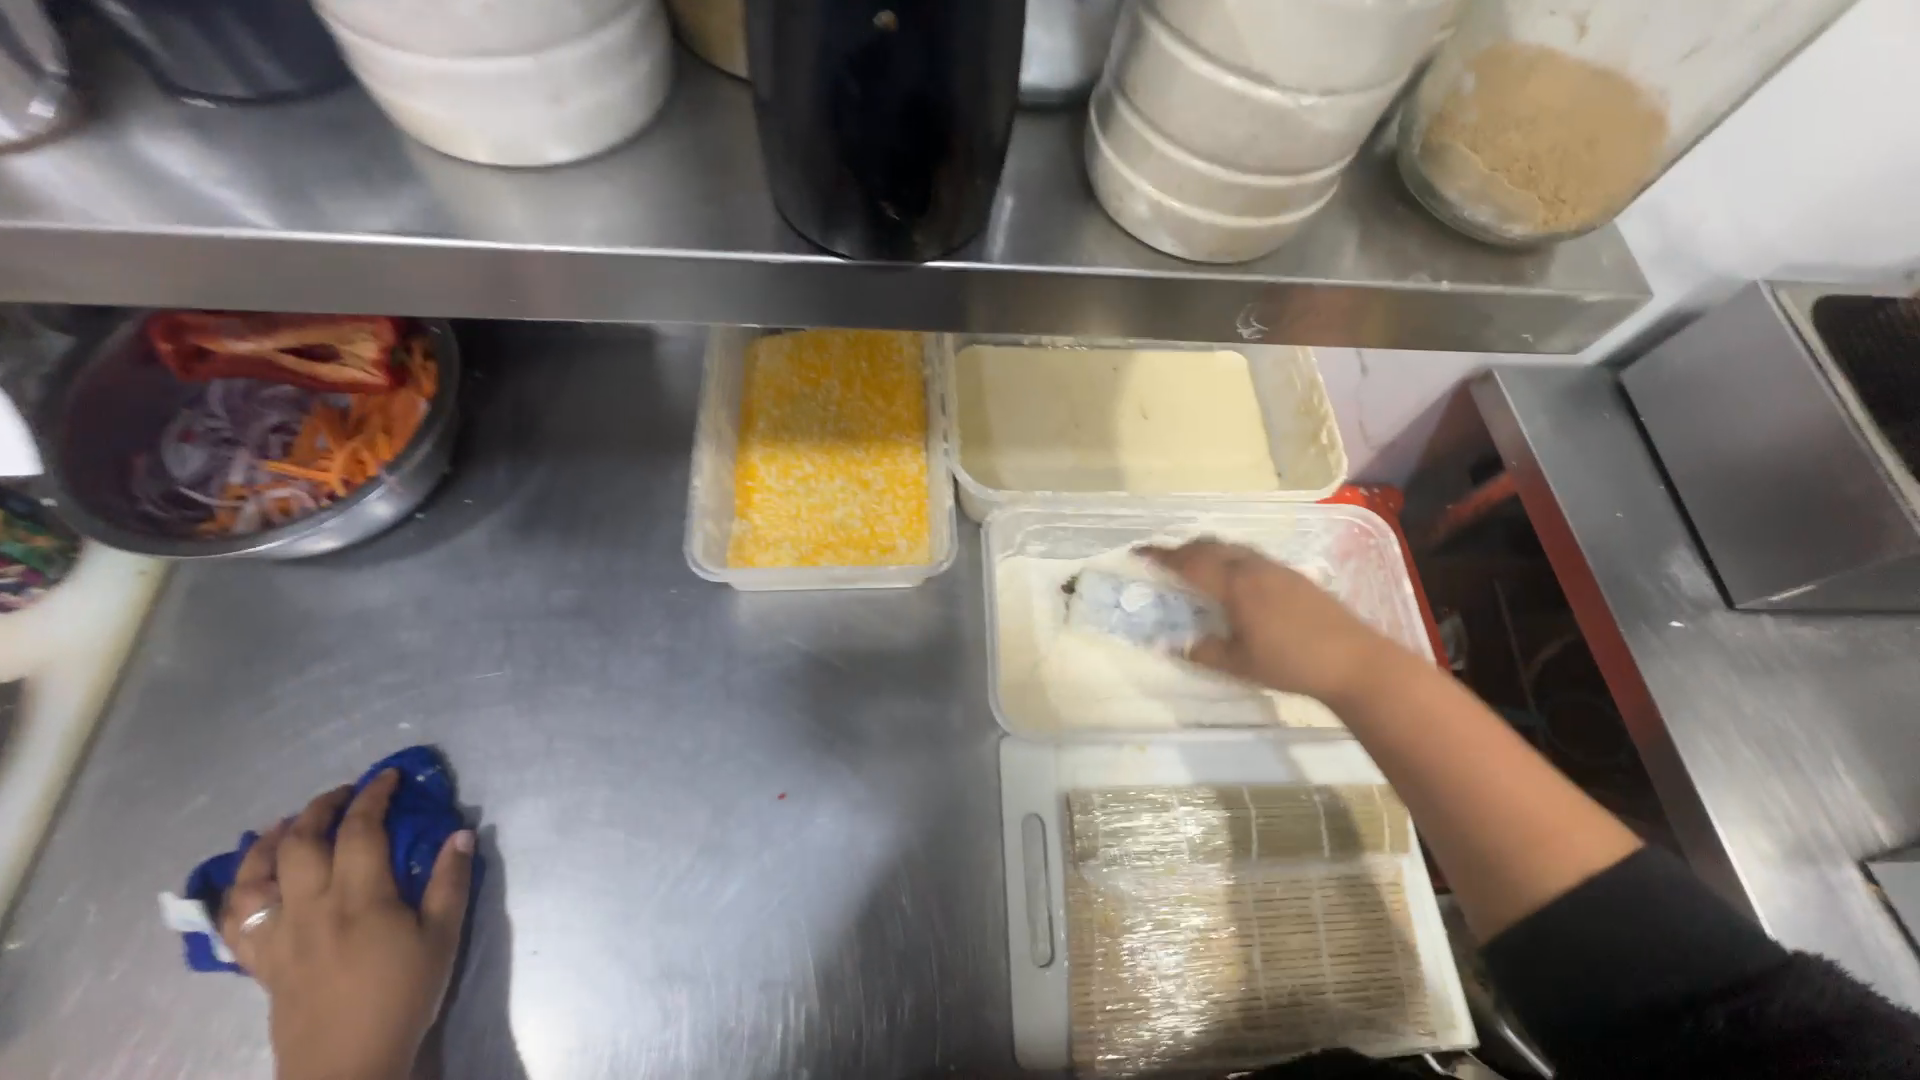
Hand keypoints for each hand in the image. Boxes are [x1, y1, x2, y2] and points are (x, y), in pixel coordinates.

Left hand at [219, 771, 474, 1079]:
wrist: (348, 1065)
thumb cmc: (404, 996)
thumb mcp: (444, 937)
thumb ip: (450, 882)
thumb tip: (460, 833)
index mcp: (360, 898)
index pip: (361, 829)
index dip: (374, 795)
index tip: (389, 776)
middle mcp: (311, 908)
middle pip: (303, 842)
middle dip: (322, 806)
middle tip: (346, 792)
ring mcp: (279, 936)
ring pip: (258, 875)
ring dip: (272, 840)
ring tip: (289, 822)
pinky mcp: (260, 963)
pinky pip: (235, 920)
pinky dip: (239, 889)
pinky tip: (253, 878)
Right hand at [1143, 539, 1403, 703]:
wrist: (1355, 661)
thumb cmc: (1290, 663)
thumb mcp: (1239, 664)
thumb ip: (1203, 651)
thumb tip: (1172, 645)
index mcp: (1235, 585)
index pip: (1190, 563)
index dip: (1162, 556)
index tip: (1140, 552)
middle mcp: (1254, 567)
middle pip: (1211, 546)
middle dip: (1183, 549)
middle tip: (1165, 559)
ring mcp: (1278, 569)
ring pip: (1234, 548)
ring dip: (1209, 551)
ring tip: (1196, 564)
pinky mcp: (1295, 576)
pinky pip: (1252, 556)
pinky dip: (1231, 558)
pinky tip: (1235, 578)